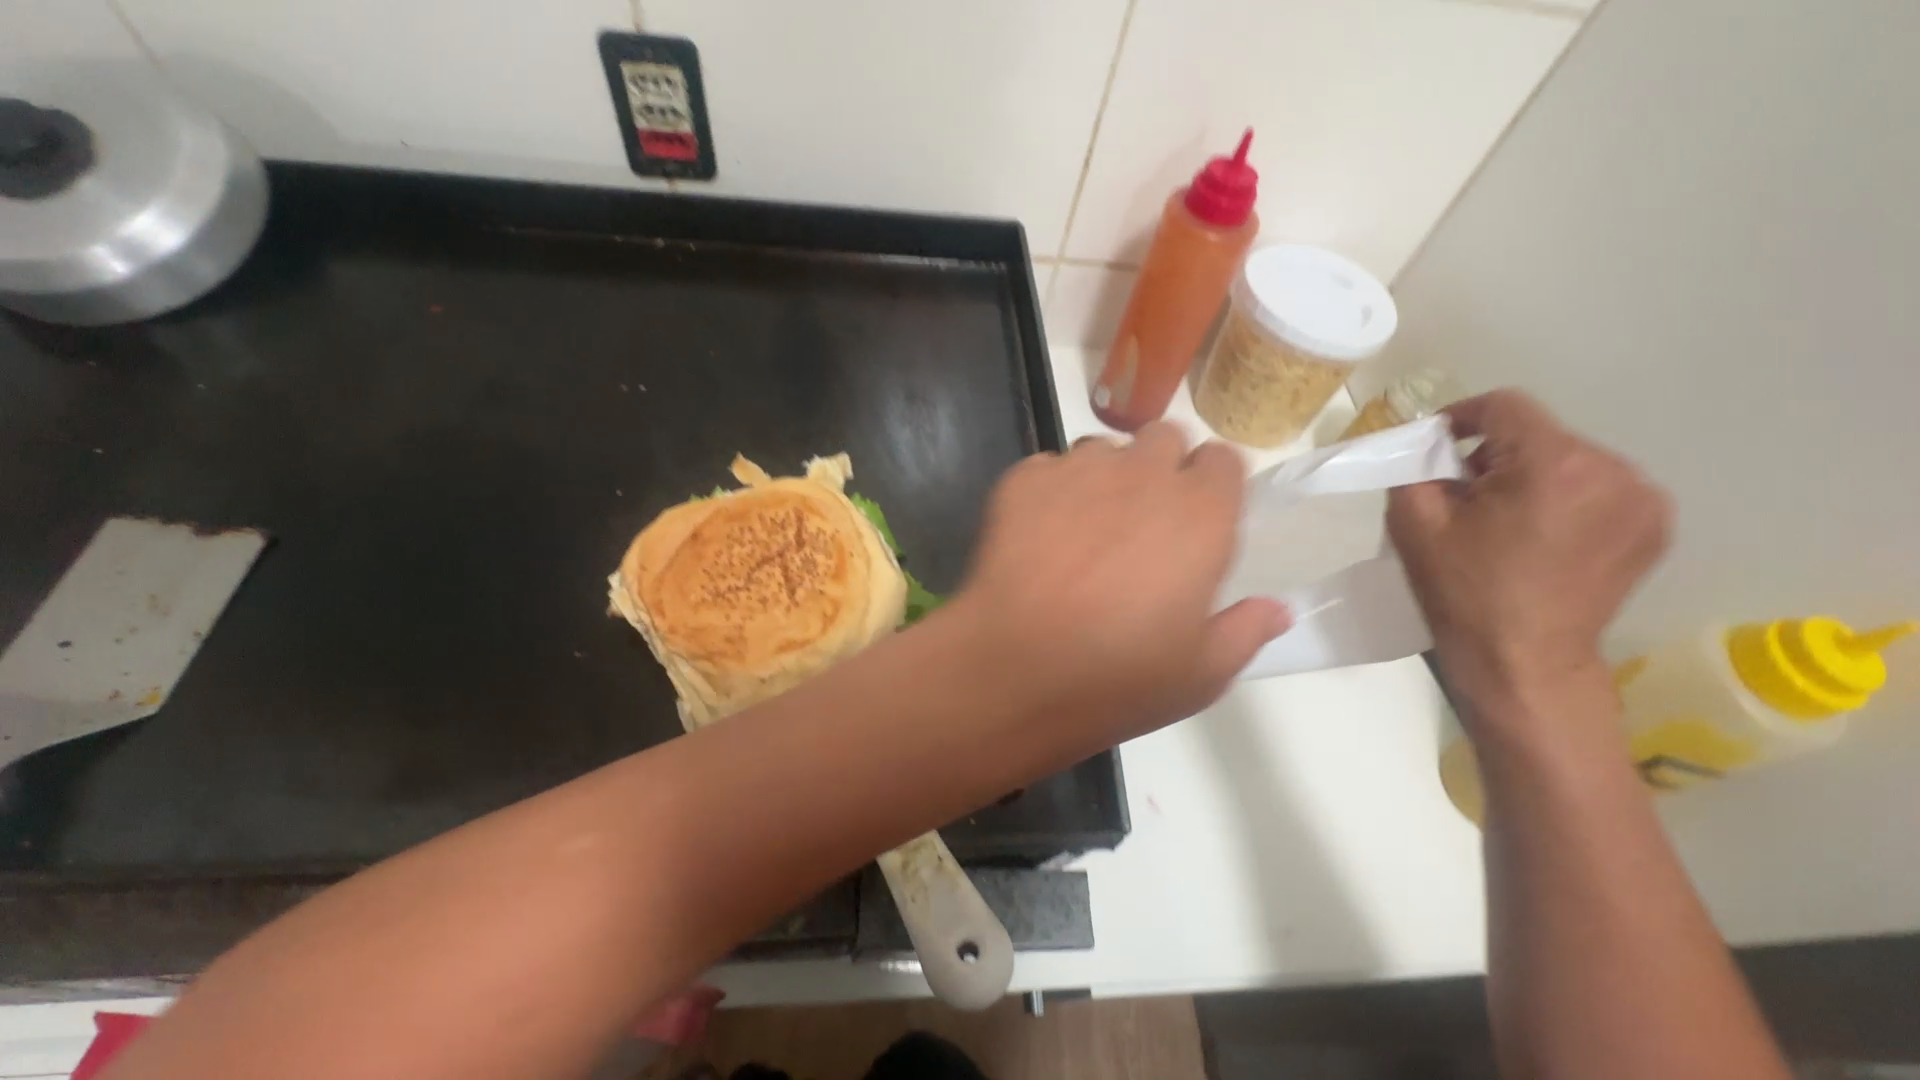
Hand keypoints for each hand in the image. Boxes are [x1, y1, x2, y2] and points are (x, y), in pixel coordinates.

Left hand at [955, 423, 1290, 741]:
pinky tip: (1040, 537)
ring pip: (1102, 450)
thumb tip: (1278, 609)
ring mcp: (1078, 472)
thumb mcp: (1202, 673)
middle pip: (1164, 438)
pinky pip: (1048, 468)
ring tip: (1086, 531)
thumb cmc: (1119, 677)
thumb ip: (1245, 630)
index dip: (1213, 484)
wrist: (1014, 671)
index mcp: (1202, 513)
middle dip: (1161, 467)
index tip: (1201, 518)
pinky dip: (1051, 491)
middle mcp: (1144, 475)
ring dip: (1104, 478)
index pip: (1224, 459)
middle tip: (1144, 522)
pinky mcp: (1023, 481)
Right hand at [1388, 391, 1671, 735]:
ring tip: (1509, 521)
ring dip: (1536, 477)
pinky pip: (1600, 488)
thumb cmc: (1465, 593)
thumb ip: (1415, 466)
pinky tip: (1545, 535)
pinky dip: (1569, 500)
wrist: (1525, 663)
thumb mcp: (1414, 523)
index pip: (1505, 407)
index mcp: (1553, 463)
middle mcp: (1613, 469)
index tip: (1439, 449)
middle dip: (1500, 457)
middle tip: (1468, 498)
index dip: (1464, 418)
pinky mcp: (1655, 526)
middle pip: (1540, 435)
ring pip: (1571, 460)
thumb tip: (1432, 445)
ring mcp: (1643, 499)